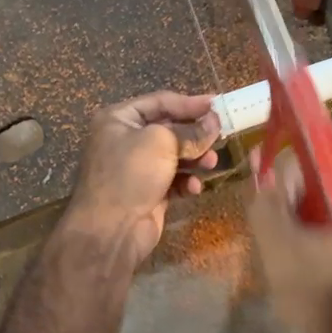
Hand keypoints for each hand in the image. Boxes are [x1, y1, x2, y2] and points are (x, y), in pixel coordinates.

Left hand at [61, 91, 220, 266]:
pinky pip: (174, 179)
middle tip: (221, 136)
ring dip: (195, 158)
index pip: (160, 102)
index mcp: (119, 119)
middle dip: (195, 134)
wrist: (110, 230)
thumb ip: (190, 131)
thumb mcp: (161, 142)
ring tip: (211, 164)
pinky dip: (186, 181)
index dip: (190, 103)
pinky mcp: (148, 191)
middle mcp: (125, 140)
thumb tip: (215, 122)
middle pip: (169, 129)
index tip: (219, 104)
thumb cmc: (131, 174)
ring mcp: (136, 168)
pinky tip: (194, 189)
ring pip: (175, 155)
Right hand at [246, 128, 331, 332]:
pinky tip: (297, 241)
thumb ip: (266, 198)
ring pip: (330, 191)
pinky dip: (316, 217)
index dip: (292, 139)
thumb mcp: (280, 243)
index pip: (327, 139)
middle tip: (269, 205)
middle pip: (327, 166)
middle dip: (294, 181)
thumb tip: (258, 160)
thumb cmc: (323, 291)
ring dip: (302, 202)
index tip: (264, 151)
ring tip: (280, 228)